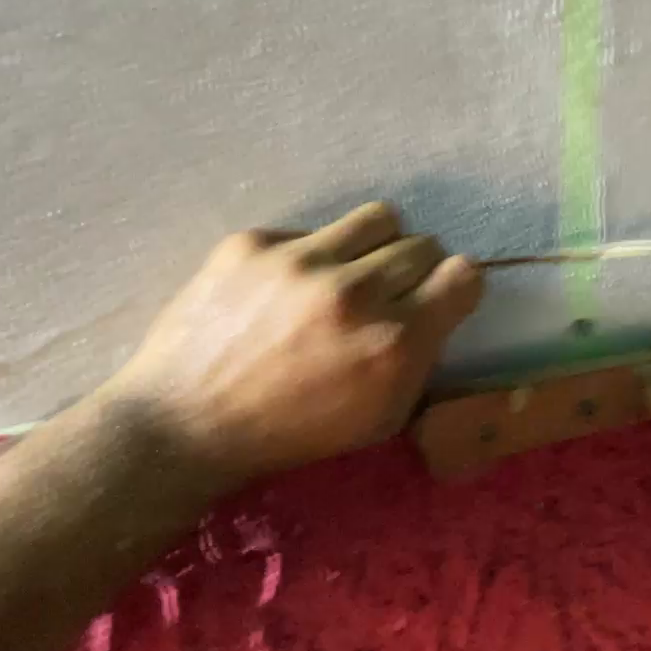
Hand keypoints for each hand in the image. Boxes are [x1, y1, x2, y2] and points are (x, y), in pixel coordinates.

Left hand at [99, 202, 482, 482]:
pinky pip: (313, 231)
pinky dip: (314, 255)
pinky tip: (288, 288)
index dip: (458, 285)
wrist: (186, 423)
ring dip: (378, 245)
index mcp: (395, 343)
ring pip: (380, 219)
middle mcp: (356, 293)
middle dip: (417, 270)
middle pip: (424, 246)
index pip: (463, 275)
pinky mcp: (252, 243)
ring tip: (354, 271)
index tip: (442, 296)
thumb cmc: (296, 431)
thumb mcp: (383, 417)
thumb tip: (436, 309)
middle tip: (391, 294)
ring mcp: (301, 262)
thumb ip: (421, 359)